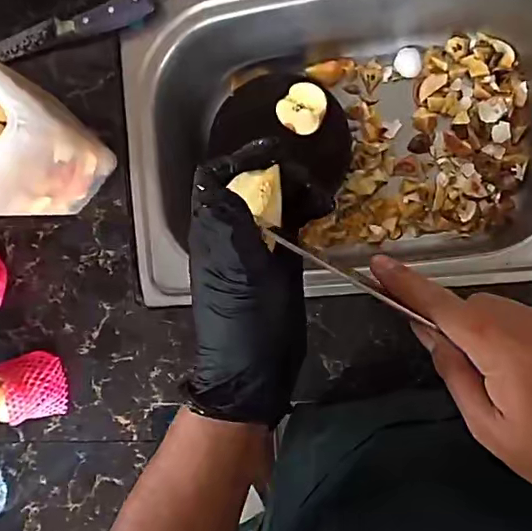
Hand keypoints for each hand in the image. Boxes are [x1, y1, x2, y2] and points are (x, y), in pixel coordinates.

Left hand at [185, 139, 331, 425]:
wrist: (250, 375)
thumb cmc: (251, 326)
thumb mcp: (249, 270)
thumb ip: (241, 222)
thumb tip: (244, 175)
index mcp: (213, 231)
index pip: (220, 175)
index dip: (248, 158)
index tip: (284, 154)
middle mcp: (221, 235)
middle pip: (240, 185)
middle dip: (274, 173)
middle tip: (310, 179)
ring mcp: (238, 251)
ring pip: (258, 205)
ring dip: (286, 193)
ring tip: (317, 196)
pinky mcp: (255, 266)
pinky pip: (270, 227)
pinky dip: (291, 215)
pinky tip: (314, 217)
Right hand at [372, 255, 531, 530]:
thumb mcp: (493, 432)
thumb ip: (457, 376)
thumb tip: (432, 336)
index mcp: (506, 350)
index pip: (445, 307)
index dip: (408, 285)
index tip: (379, 265)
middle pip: (477, 305)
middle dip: (458, 325)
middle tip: (465, 372)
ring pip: (507, 311)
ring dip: (491, 334)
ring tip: (513, 386)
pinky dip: (520, 338)